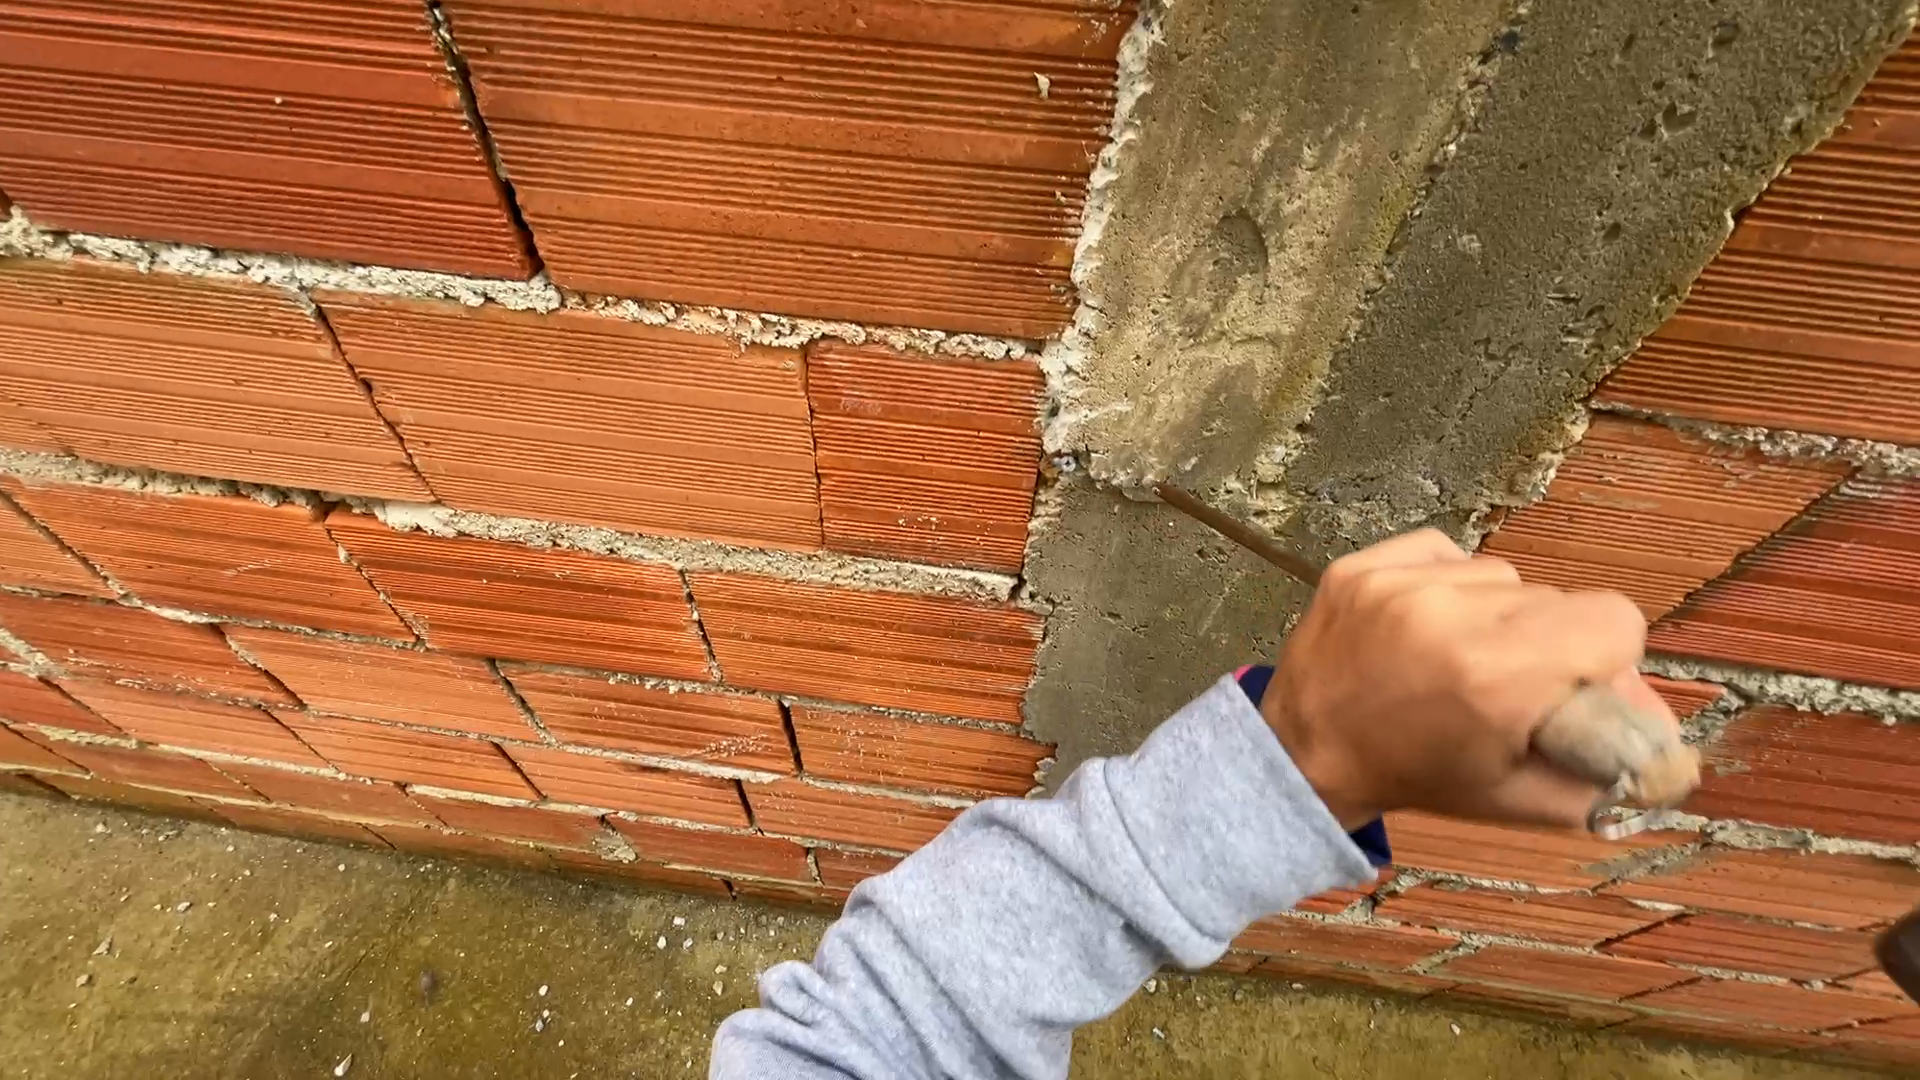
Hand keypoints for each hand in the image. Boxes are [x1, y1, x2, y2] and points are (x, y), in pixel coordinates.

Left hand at [1259, 529, 1678, 830]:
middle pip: (1553, 596)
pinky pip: (1439, 550)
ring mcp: (1391, 583)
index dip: (1604, 657)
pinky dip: (1444, 581)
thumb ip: (1617, 765)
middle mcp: (1444, 614)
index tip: (1568, 684)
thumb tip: (1662, 725)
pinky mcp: (1355, 567)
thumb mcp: (1528, 798)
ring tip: (1454, 653)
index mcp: (1495, 675)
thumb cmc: (1415, 776)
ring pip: (1497, 574)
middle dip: (1547, 639)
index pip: (1612, 618)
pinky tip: (1424, 621)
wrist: (1304, 751)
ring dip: (1493, 610)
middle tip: (1506, 678)